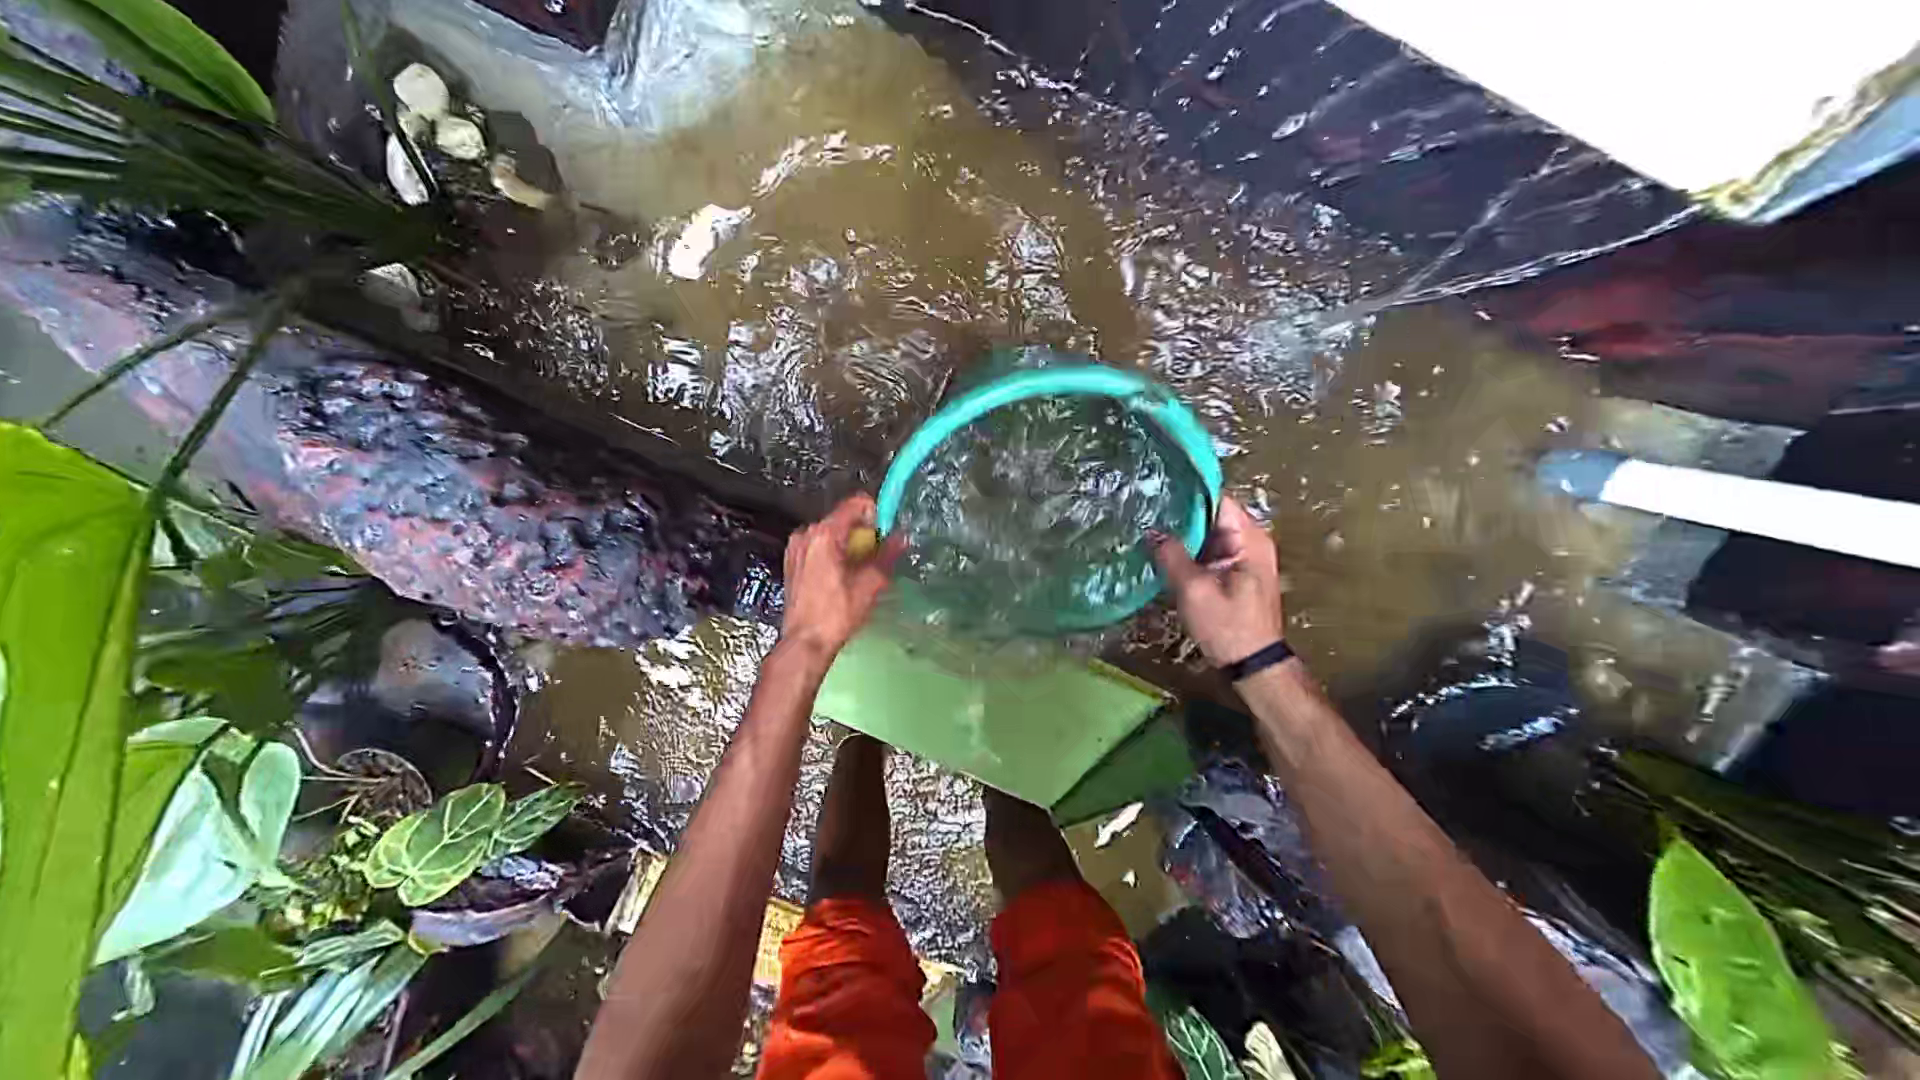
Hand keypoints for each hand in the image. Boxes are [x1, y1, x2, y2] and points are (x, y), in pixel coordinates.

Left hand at [779, 493, 903, 657]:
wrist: (805, 643)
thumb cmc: (836, 614)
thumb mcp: (870, 584)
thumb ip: (887, 555)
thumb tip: (901, 538)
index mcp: (824, 535)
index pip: (855, 504)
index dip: (876, 514)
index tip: (888, 531)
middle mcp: (806, 535)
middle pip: (843, 519)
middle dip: (864, 533)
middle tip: (877, 557)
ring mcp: (796, 548)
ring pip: (831, 533)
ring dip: (850, 545)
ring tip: (860, 571)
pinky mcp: (793, 562)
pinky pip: (820, 547)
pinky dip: (835, 554)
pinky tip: (842, 577)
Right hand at [1151, 496, 1285, 666]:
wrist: (1252, 665)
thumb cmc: (1228, 628)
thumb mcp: (1194, 591)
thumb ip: (1172, 556)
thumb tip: (1153, 531)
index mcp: (1250, 539)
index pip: (1218, 499)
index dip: (1189, 492)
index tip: (1159, 489)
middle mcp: (1252, 542)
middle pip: (1212, 513)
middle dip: (1182, 512)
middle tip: (1147, 508)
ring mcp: (1245, 557)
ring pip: (1209, 532)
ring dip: (1184, 531)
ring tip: (1150, 526)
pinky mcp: (1235, 572)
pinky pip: (1210, 549)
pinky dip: (1190, 548)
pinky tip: (1165, 550)